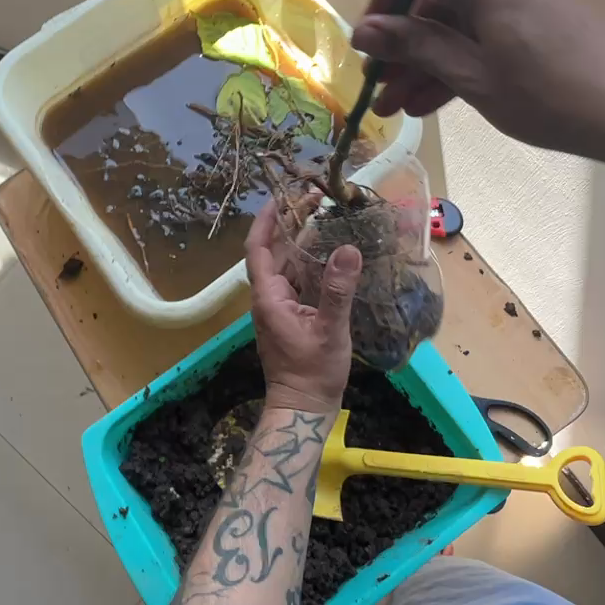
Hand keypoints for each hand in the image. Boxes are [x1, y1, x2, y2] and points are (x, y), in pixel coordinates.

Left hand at [244, 196, 357, 413]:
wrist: (304, 407)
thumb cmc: (312, 372)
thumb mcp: (329, 330)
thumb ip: (337, 290)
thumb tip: (347, 249)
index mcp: (268, 297)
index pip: (258, 249)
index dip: (266, 221)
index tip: (281, 197)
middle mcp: (269, 297)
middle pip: (273, 252)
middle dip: (290, 224)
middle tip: (314, 200)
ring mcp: (279, 307)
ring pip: (286, 265)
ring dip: (301, 242)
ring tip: (324, 217)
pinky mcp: (291, 315)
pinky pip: (297, 280)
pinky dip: (310, 263)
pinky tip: (329, 255)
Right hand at [350, 0, 604, 169]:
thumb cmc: (556, 94)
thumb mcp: (474, 75)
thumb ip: (415, 47)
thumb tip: (363, 30)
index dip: (381, 2)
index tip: (369, 50)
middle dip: (406, 47)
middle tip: (383, 95)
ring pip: (471, 17)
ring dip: (436, 59)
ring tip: (408, 109)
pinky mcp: (567, 10)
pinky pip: (503, 25)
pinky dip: (475, 55)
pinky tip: (450, 96)